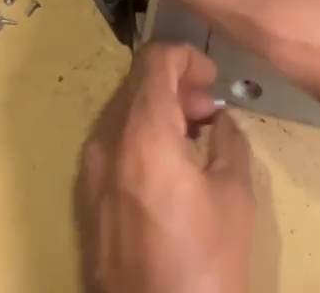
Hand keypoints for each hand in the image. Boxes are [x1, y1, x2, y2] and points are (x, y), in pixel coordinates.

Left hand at [76, 43, 253, 292]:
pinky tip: (166, 167)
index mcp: (143, 134)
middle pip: (136, 82)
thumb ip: (228, 141)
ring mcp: (89, 172)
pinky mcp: (84, 198)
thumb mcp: (235, 197)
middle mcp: (106, 143)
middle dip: (174, 84)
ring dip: (156, 109)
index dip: (186, 56)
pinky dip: (137, 136)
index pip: (154, 60)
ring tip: (191, 140)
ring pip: (121, 111)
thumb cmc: (202, 263)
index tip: (211, 78)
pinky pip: (110, 143)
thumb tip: (218, 120)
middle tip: (206, 112)